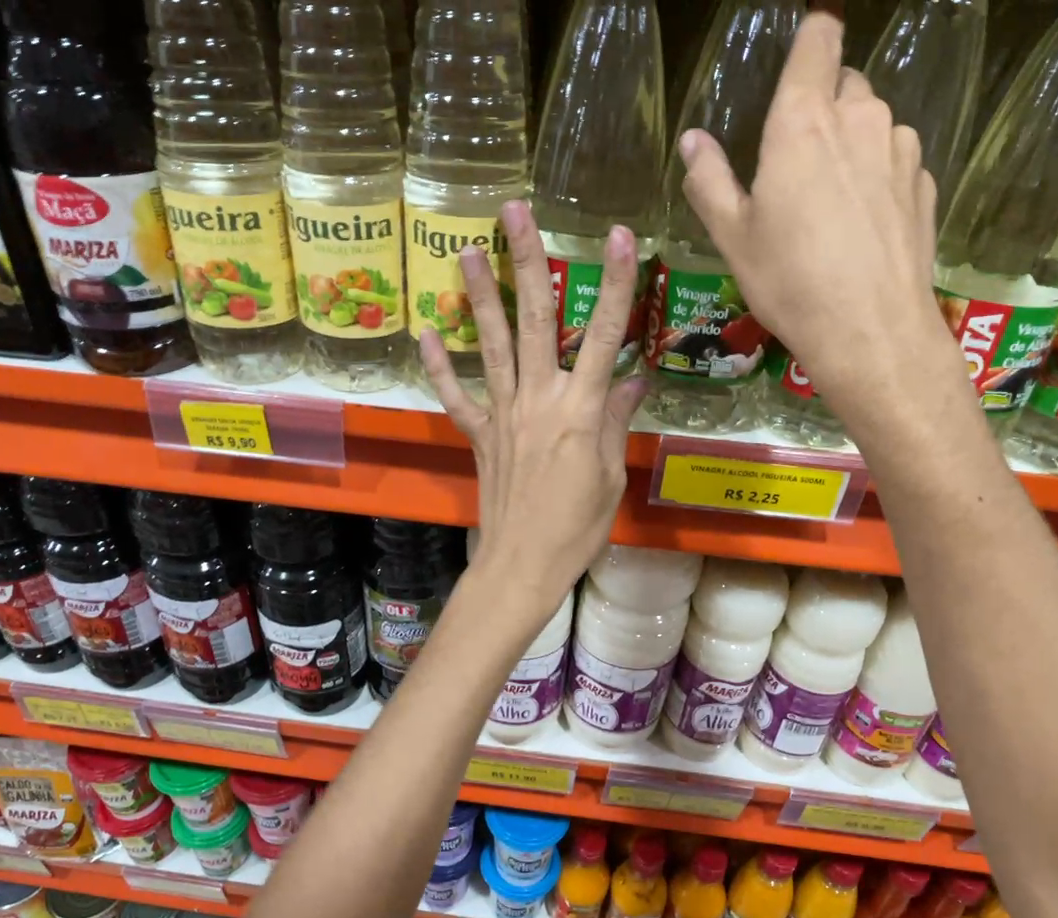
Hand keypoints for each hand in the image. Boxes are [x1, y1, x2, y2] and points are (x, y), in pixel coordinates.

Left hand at [421, 201, 647, 604]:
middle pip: (536, 321)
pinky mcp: (478, 436)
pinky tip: (425, 332)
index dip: (615, 284)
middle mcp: (538, 401)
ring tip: (468, 251)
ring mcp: (502, 415)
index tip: (619, 236)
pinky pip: (456, 396)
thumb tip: (632, 379)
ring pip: (491, 345)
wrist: (522, 565)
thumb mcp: (610, 476)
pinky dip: (439, 365)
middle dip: (528, 262)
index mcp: (580, 411)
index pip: (604, 336)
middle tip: (514, 212)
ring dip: (480, 296)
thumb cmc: (577, 528)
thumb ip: (614, 422)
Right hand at [678, 12, 959, 416]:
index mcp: (803, 121)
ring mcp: (901, 149)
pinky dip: (878, 177)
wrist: (870, 331)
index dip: (810, 41)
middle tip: (796, 168)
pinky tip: (861, 227)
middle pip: (845, 82)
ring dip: (852, 145)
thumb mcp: (733, 237)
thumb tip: (693, 141)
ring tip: (830, 206)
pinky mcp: (925, 183)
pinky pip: (896, 161)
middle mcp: (860, 118)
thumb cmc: (790, 282)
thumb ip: (710, 180)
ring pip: (873, 123)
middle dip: (821, 109)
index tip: (796, 69)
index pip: (820, 37)